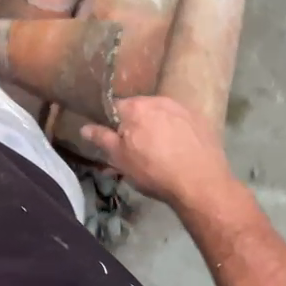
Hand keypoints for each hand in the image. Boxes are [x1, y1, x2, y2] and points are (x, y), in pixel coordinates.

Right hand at [81, 97, 248, 217]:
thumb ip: (102, 138)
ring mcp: (182, 109)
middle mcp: (158, 101)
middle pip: (139, 109)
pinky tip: (178, 150)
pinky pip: (180, 121)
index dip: (112, 124)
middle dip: (135, 124)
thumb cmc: (154, 171)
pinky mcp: (201, 120)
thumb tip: (84, 127)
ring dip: (156, 126)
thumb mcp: (120, 159)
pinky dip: (175, 131)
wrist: (202, 185)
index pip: (114, 108)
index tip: (115, 141)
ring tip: (159, 150)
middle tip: (137, 149)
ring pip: (160, 114)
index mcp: (135, 107)